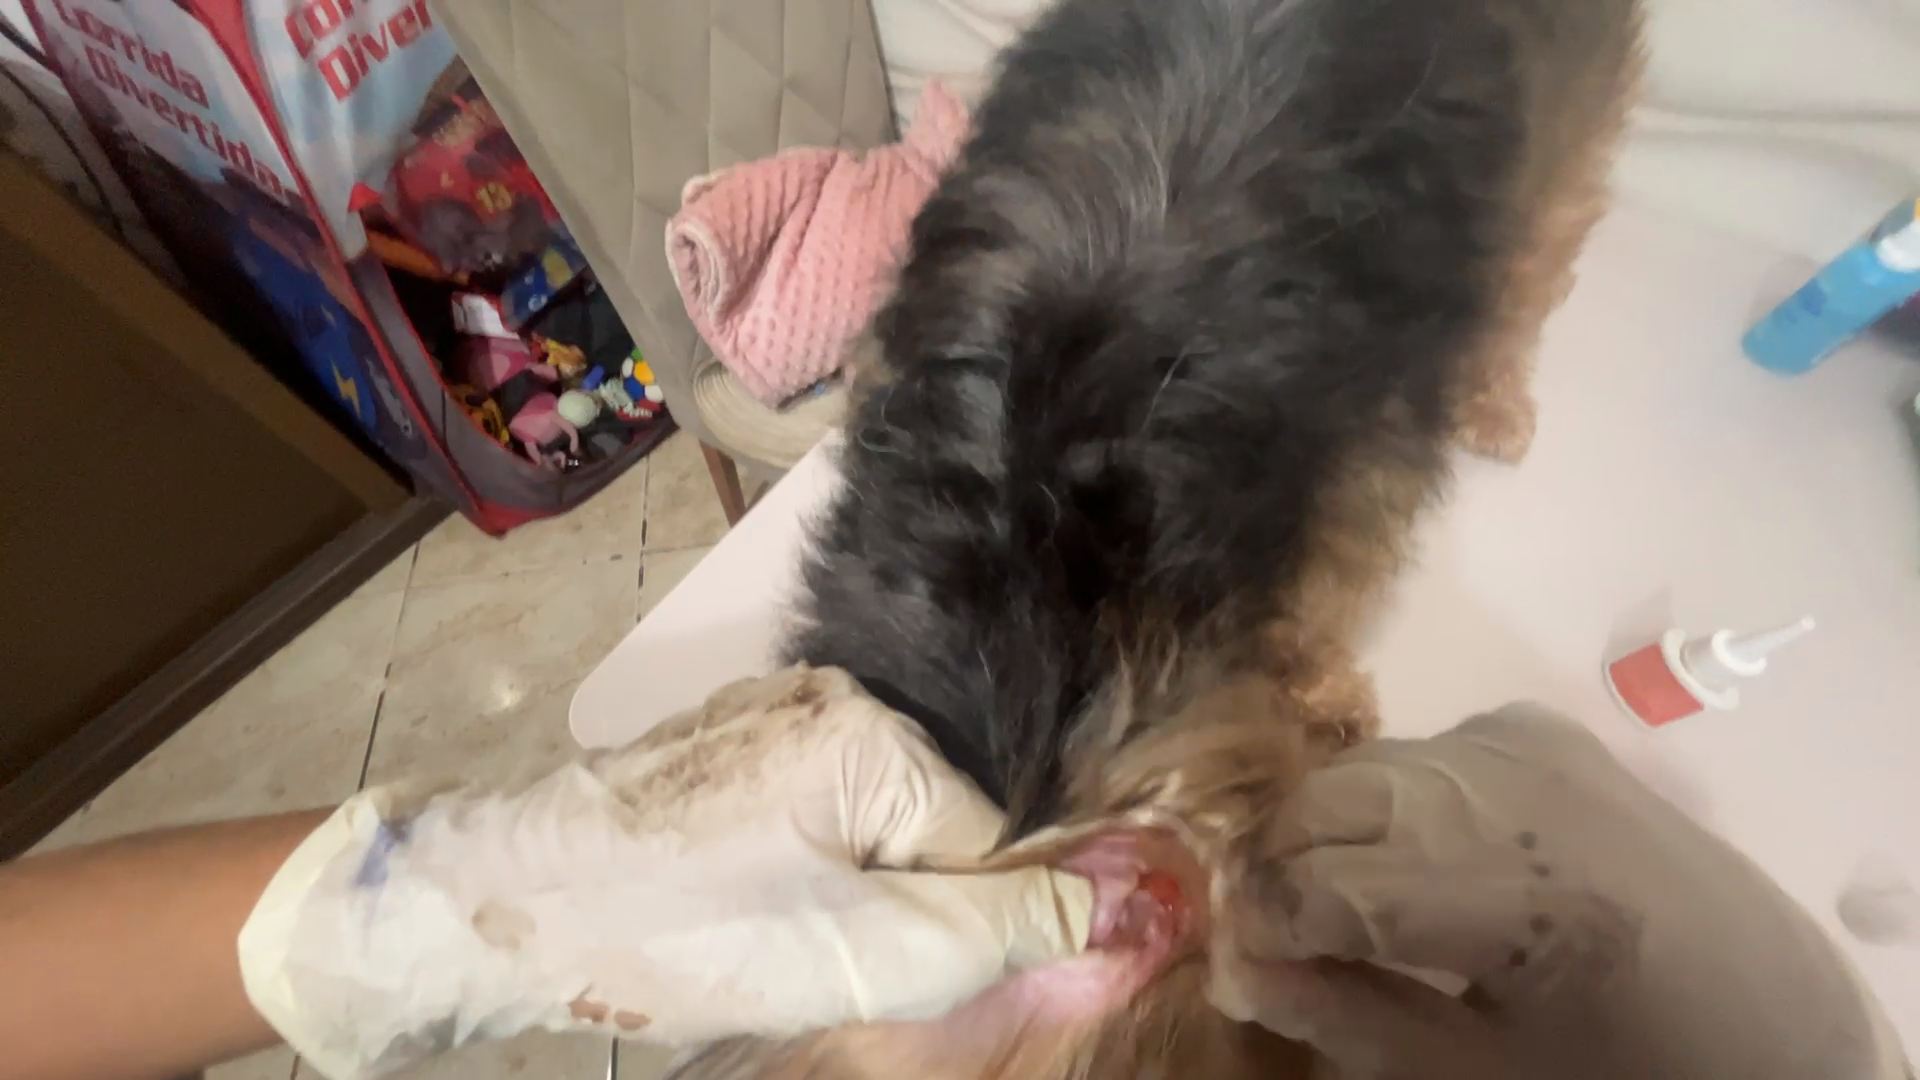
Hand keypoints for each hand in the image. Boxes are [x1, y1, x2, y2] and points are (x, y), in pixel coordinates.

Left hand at [239, 667, 1090, 1079]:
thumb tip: (1108, 907)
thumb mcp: (857, 956)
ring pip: (875, 808)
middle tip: (817, 945)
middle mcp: (840, 694)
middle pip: (930, 818)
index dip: (950, 913)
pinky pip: (823, 788)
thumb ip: (994, 930)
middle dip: (899, 894)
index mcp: (876, 736)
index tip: (881, 957)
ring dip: (853, 873)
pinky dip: (812, 844)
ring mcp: (784, 701)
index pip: (983, 835)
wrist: (506, 900)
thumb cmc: (685, 934)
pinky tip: (750, 878)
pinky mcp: (745, 724)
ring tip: (775, 915)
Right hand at [1207, 704, 1908, 1079]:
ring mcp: (1526, 744)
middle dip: (1278, 865)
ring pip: (1358, 766)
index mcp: (1536, 900)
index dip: (1265, 922)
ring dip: (1321, 826)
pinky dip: (1382, 795)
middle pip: (1329, 803)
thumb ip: (1347, 1017)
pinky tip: (1411, 845)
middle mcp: (1522, 791)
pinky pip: (1411, 747)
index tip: (1239, 956)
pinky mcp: (1533, 728)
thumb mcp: (1486, 1079)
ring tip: (1332, 886)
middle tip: (1275, 924)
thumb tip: (1234, 969)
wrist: (1784, 1024)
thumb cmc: (1636, 1076)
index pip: (1332, 887)